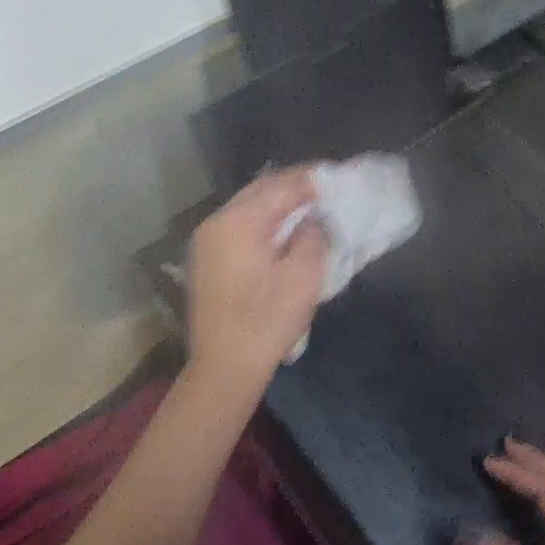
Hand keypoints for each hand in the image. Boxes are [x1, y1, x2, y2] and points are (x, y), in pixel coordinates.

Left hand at [183, 168, 328, 394]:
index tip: (339, 177)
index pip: (281, 185)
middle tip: (326, 190)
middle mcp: (217, 222)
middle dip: (294, 188)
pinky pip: (239, 226)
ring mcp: (206, 241)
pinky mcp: (206, 260)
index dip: (312, 180)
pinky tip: (284, 233)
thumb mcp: (303, 277)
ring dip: (278, 205)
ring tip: (310, 209)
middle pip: (260, 190)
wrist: (224, 367)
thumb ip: (313, 236)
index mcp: (239, 221)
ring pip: (247, 207)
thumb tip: (314, 218)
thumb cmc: (267, 320)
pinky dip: (263, 223)